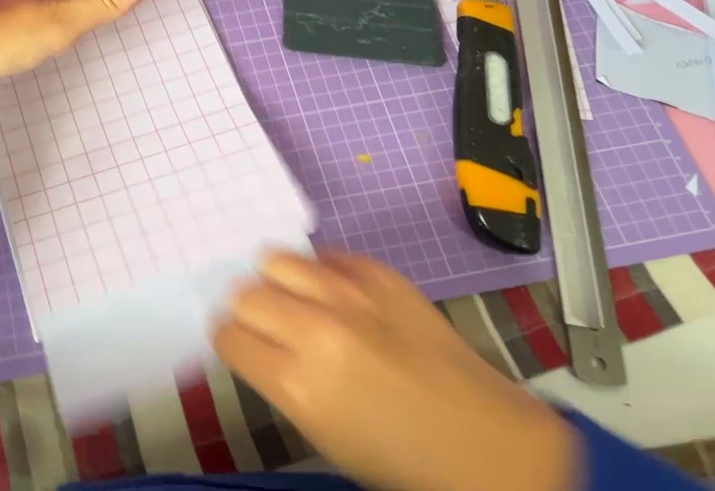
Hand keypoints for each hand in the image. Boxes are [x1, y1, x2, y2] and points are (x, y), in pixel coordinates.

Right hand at [213, 251, 578, 490]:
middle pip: (244, 292)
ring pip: (275, 259)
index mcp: (296, 381)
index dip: (230, 340)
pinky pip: (325, 256)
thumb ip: (278, 380)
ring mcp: (350, 294)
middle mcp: (315, 328)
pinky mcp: (379, 273)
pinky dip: (322, 273)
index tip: (241, 344)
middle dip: (249, 310)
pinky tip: (338, 298)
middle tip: (269, 327)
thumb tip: (252, 341)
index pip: (227, 334)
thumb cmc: (400, 457)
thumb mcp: (321, 432)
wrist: (487, 441)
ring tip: (298, 302)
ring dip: (278, 282)